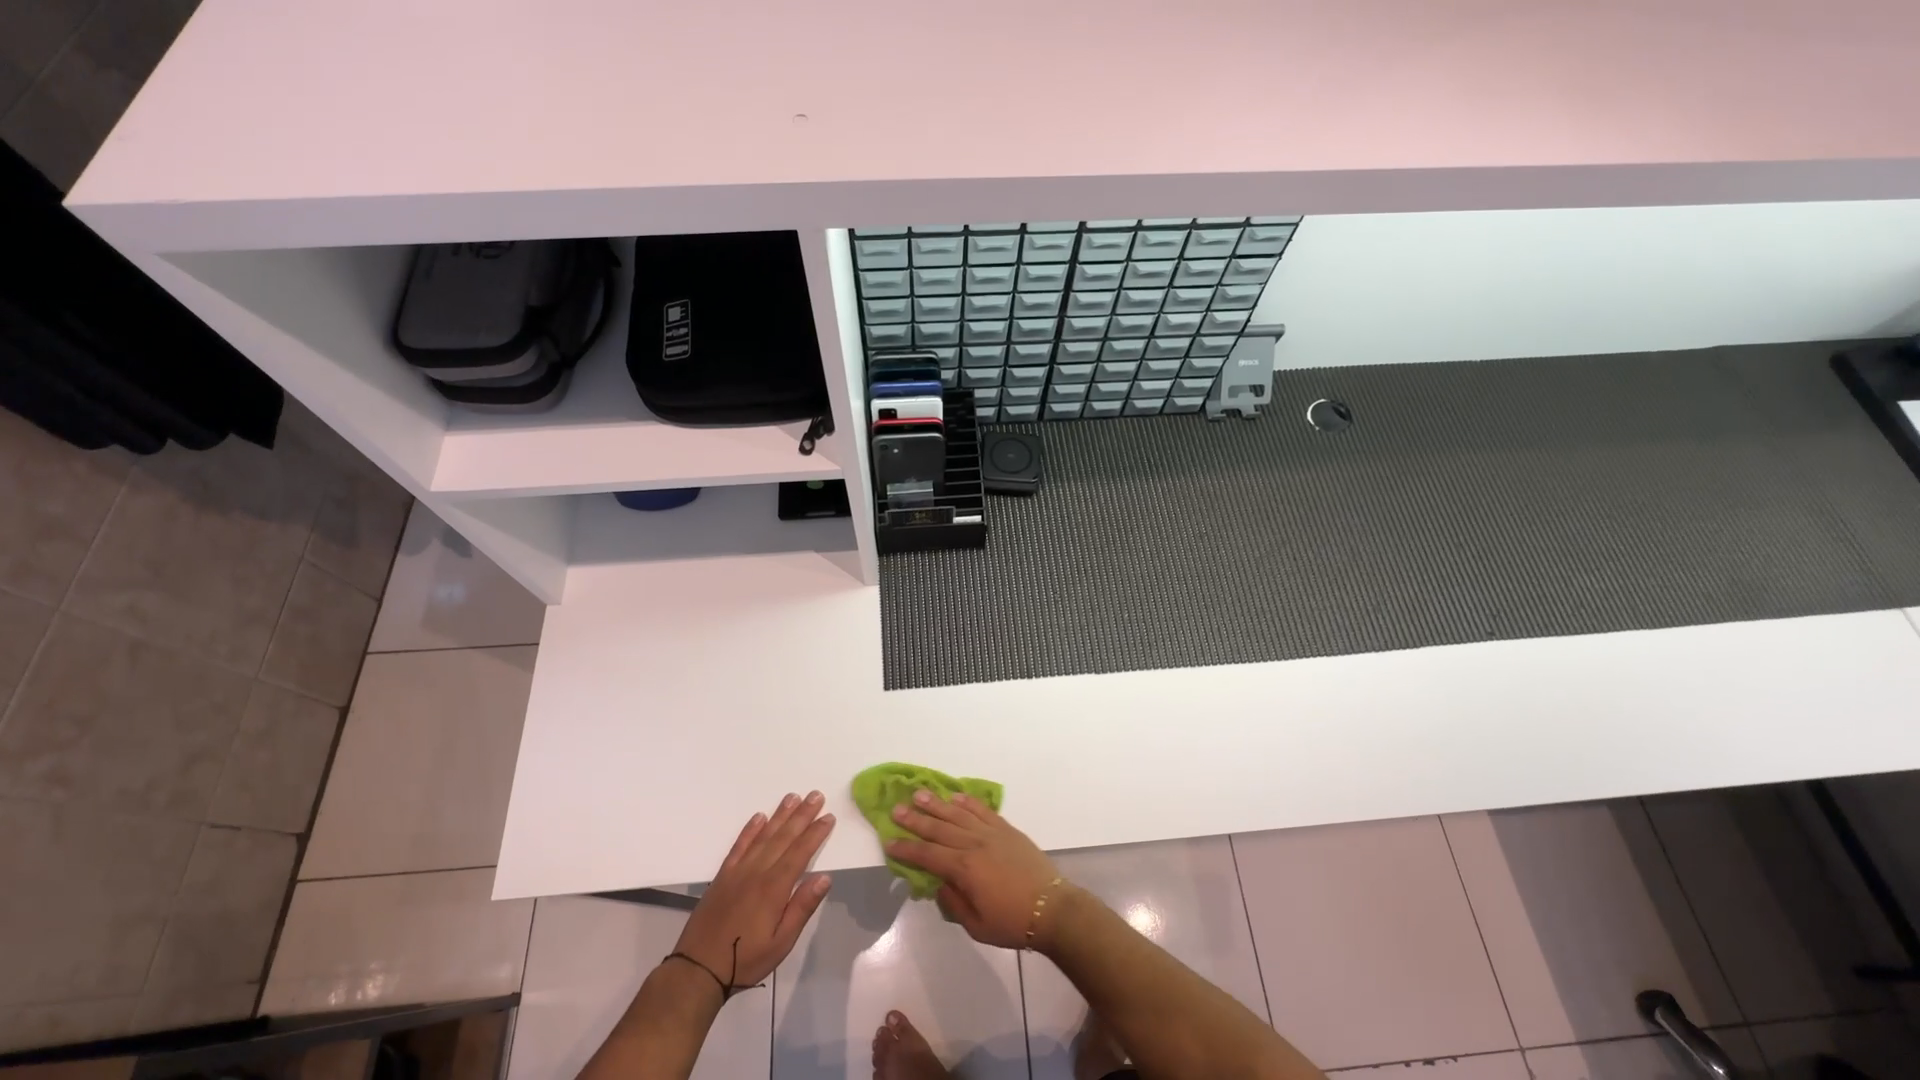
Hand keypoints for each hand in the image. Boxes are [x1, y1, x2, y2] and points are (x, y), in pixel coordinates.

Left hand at [673, 791, 834, 989]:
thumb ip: (802, 908)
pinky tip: (759, 818)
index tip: (828, 817)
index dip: (815, 834)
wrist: (699, 968)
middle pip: (783, 838)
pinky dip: (749, 830)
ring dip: (779, 816)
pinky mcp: (722, 877)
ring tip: (793, 797)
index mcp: (774, 889)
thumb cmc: (746, 959)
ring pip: (762, 837)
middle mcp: (756, 873)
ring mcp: (737, 872)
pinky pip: (738, 846)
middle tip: (816, 796)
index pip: (800, 853)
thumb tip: (824, 878)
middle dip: (801, 816)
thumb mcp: (782, 942)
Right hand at [885, 789, 1062, 948]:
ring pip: (958, 814)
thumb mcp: (976, 925)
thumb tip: (938, 885)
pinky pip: (983, 810)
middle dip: (915, 819)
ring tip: (919, 794)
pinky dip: (968, 802)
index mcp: (964, 869)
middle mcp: (974, 845)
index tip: (889, 842)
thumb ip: (953, 903)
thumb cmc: (1012, 922)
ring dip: (937, 804)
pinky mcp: (1007, 830)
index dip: (907, 848)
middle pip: (938, 828)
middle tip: (896, 809)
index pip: (927, 855)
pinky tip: (956, 796)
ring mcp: (992, 834)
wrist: (1053, 908)